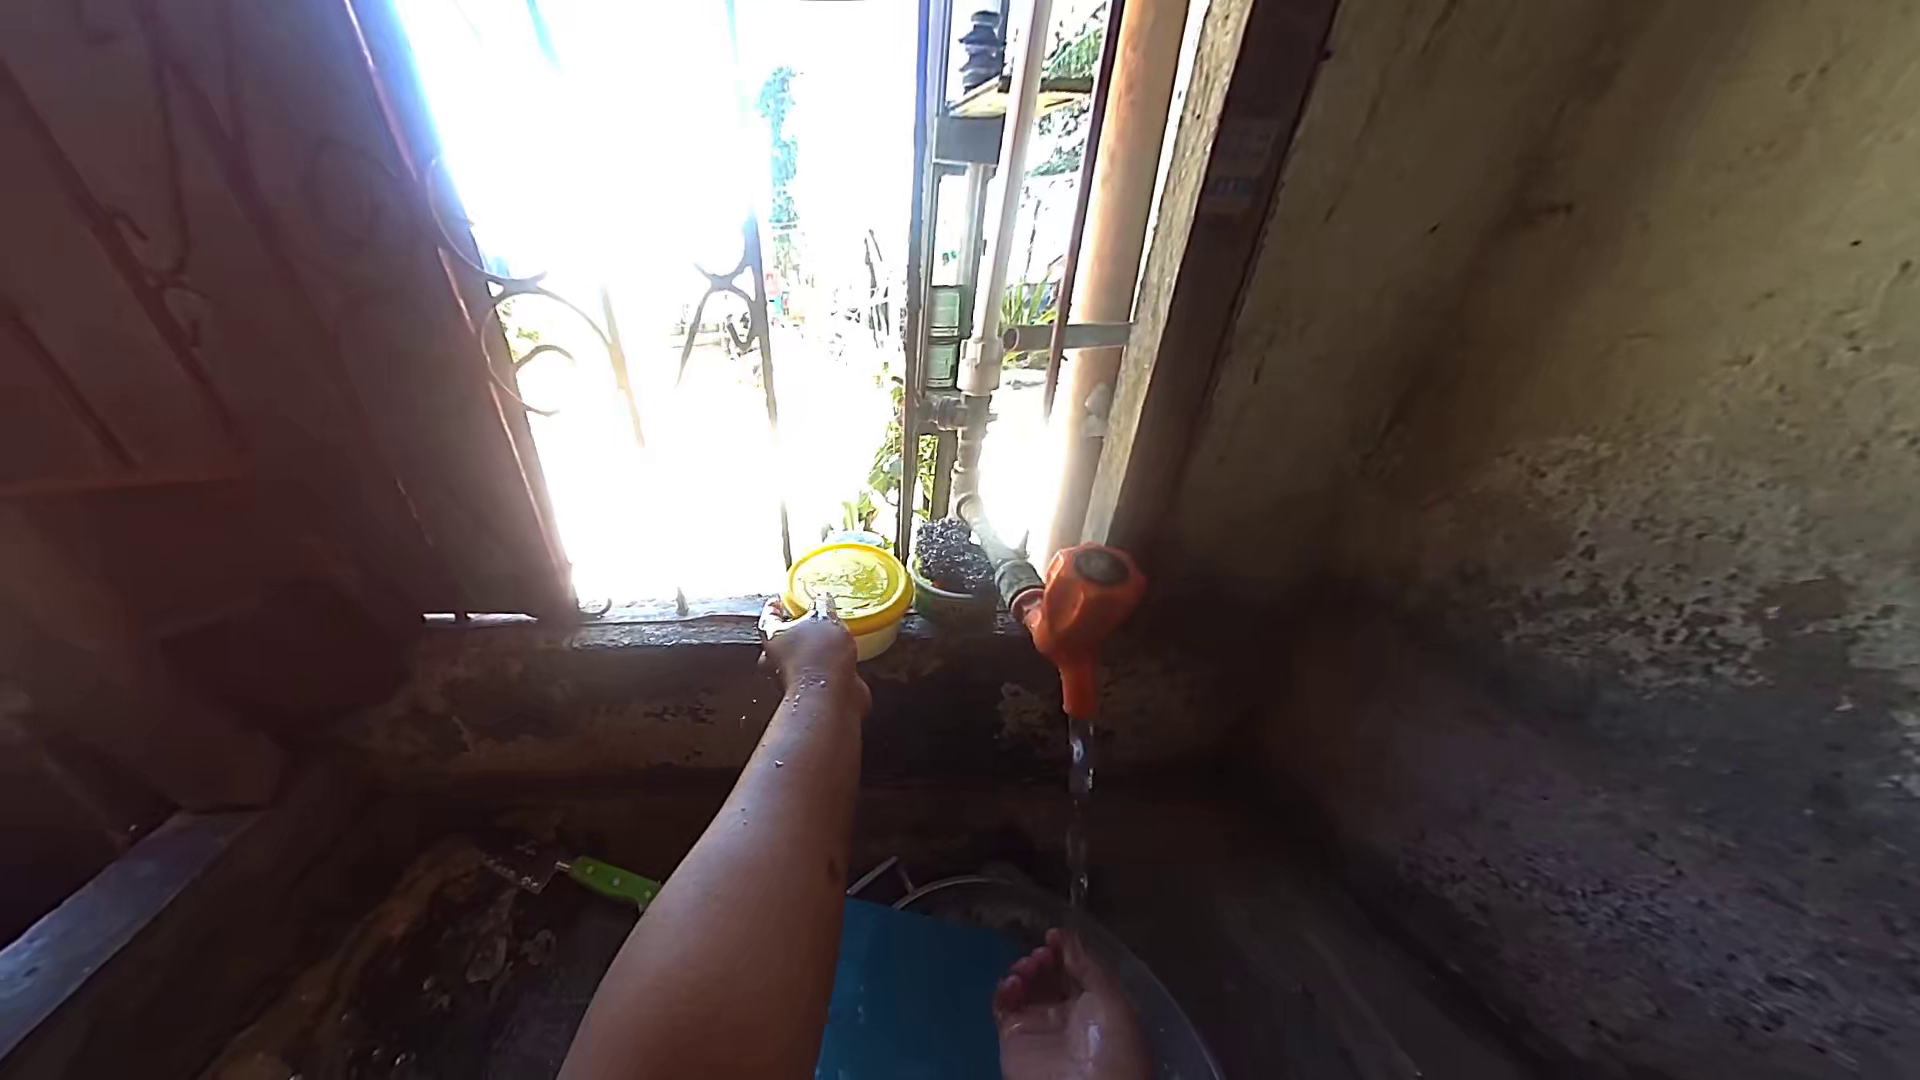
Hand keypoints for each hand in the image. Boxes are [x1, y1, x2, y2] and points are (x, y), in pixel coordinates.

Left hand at [760, 595, 870, 714]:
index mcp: (773, 636)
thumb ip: (822, 605)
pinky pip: (816, 670)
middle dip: (792, 630)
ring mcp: (794, 676)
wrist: (832, 697)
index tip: (780, 599)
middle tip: (806, 619)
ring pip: (799, 656)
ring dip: (812, 647)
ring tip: (830, 634)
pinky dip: (826, 662)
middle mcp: (777, 658)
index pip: (768, 616)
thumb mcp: (824, 618)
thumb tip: (822, 598)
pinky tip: (841, 654)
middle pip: (780, 639)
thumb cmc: (820, 654)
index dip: (774, 606)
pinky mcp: (812, 689)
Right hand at [995, 929, 1149, 1079]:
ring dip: (1023, 967)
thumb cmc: (1111, 1047)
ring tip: (1027, 969)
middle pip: (1045, 973)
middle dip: (1041, 957)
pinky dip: (1004, 989)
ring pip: (1023, 984)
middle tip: (1042, 956)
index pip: (1071, 968)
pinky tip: (1013, 984)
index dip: (1062, 948)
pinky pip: (1002, 1006)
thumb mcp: (1112, 1001)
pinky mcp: (1013, 1038)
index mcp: (1092, 1005)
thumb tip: (1065, 935)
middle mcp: (1063, 1014)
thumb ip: (1087, 965)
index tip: (1054, 935)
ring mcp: (1037, 1025)